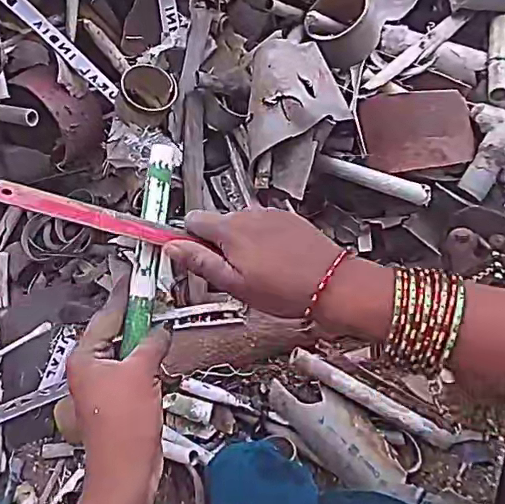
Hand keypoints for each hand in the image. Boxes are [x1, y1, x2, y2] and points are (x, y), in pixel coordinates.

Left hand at [63, 280, 167, 503]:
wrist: (127, 474)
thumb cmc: (123, 430)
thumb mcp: (142, 373)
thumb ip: (152, 342)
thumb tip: (160, 329)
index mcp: (84, 359)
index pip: (107, 315)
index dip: (126, 296)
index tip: (137, 279)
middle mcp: (89, 371)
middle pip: (116, 332)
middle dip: (139, 319)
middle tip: (158, 301)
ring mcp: (104, 387)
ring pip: (127, 352)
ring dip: (146, 342)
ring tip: (163, 327)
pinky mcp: (119, 401)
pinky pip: (135, 371)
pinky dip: (149, 362)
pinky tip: (162, 356)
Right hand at [164, 208, 346, 317]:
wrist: (332, 283)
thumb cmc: (286, 289)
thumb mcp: (234, 284)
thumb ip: (200, 262)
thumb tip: (172, 248)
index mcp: (229, 229)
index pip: (191, 220)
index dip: (187, 240)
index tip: (188, 255)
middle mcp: (248, 214)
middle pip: (216, 223)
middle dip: (215, 245)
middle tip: (228, 274)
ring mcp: (270, 214)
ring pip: (240, 225)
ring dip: (239, 243)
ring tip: (255, 271)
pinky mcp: (287, 218)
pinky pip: (263, 225)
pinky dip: (261, 240)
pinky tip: (273, 262)